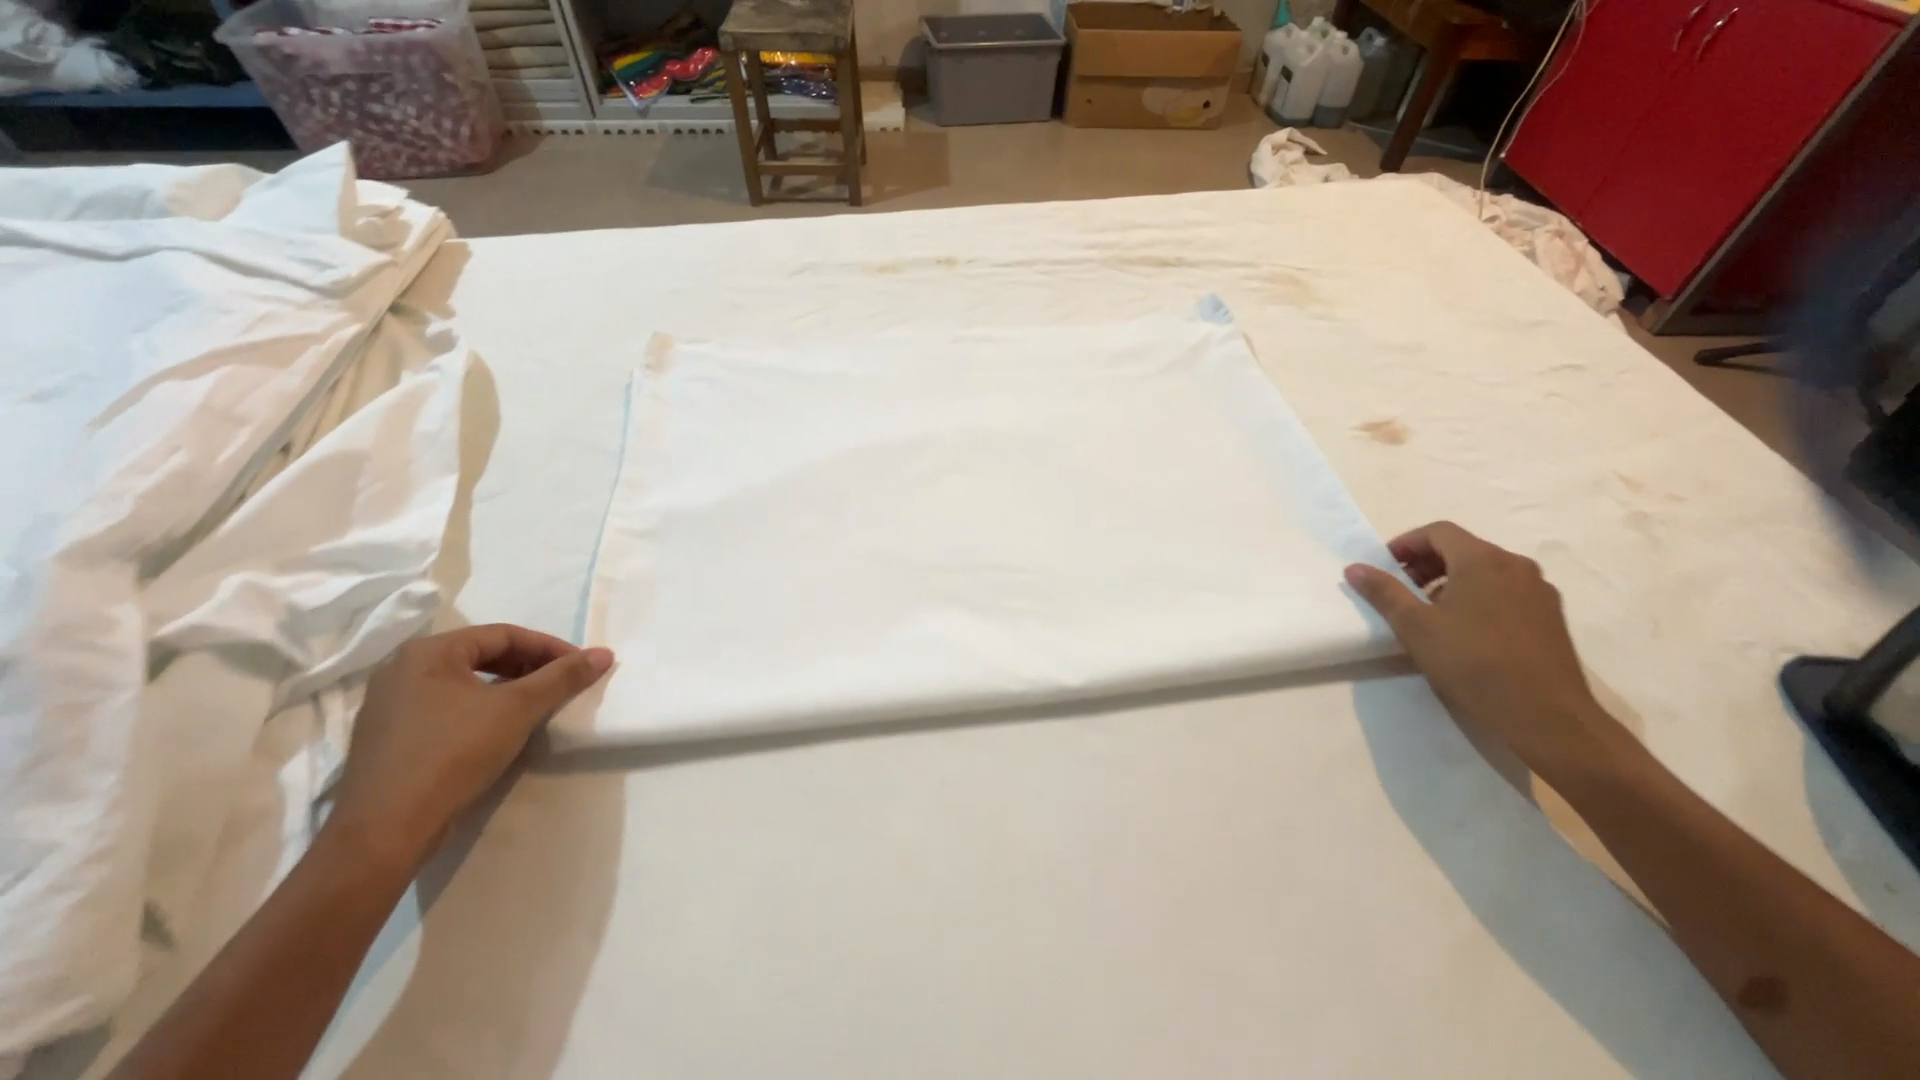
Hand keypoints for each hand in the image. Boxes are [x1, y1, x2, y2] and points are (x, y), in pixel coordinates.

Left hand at [328, 624, 613, 867]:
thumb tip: (603, 653)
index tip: (581, 667)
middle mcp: (401, 668)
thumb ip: (561, 678)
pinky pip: (442, 708)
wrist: (386, 829)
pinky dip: (476, 710)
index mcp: (428, 651)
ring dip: (504, 689)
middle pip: (480, 655)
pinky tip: (495, 732)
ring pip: (461, 683)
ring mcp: (388, 704)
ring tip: (535, 708)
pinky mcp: (387, 737)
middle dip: (527, 667)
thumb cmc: (453, 754)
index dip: (549, 647)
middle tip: (561, 686)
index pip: (503, 635)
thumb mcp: (516, 710)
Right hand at [1344, 522, 1626, 784]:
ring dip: (1453, 582)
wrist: (1545, 714)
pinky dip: (1480, 598)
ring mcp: (1539, 591)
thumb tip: (1355, 567)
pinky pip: (1508, 593)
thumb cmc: (1472, 663)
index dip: (1406, 544)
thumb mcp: (1415, 627)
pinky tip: (1467, 633)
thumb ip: (1384, 592)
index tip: (1385, 567)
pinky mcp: (1551, 617)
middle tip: (1402, 591)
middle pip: (1464, 549)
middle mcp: (1516, 565)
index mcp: (1482, 560)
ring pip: (1487, 572)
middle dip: (1427, 564)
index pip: (1438, 532)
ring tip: (1431, 614)